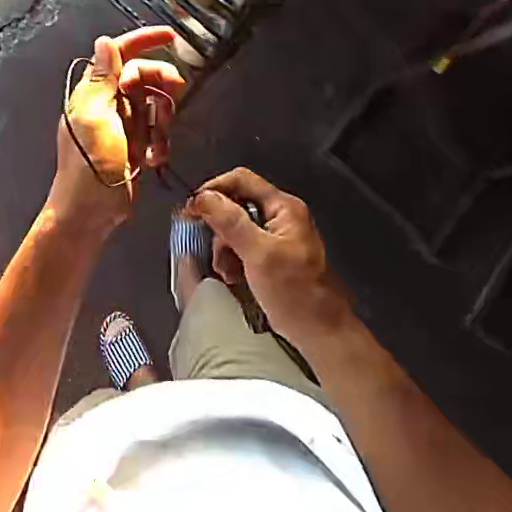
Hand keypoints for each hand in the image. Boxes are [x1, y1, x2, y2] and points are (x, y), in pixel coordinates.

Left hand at [50, 27, 187, 231]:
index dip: (144, 41)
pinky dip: (160, 142)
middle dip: (161, 84)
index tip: (171, 37)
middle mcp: (108, 104)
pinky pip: (156, 132)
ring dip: (163, 119)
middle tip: (175, 93)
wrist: (90, 211)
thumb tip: (104, 42)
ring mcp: (123, 126)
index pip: (119, 54)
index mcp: (94, 92)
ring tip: (158, 139)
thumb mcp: (95, 116)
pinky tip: (154, 158)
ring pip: (154, 105)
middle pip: (143, 78)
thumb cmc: (89, 163)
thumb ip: (102, 78)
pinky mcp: (134, 147)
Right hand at [188, 168, 355, 347]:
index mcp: (284, 207)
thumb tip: (202, 198)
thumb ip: (231, 222)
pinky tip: (233, 276)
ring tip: (227, 270)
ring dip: (223, 248)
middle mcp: (280, 216)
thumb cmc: (295, 292)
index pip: (241, 180)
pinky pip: (240, 246)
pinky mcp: (269, 255)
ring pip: (234, 228)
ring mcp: (275, 236)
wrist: (318, 330)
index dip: (214, 190)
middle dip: (219, 227)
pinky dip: (231, 259)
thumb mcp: (259, 254)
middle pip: (235, 204)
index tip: (193, 210)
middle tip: (213, 249)